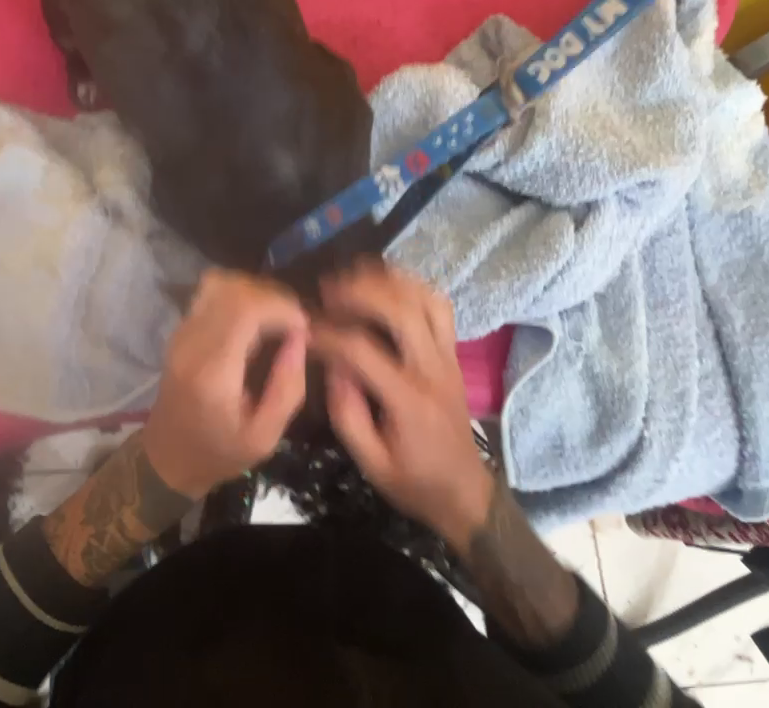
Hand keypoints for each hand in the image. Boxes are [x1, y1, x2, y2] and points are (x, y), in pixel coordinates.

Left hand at [140, 270, 309, 498]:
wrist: (168, 459)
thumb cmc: (219, 454)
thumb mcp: (265, 438)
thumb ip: (287, 388)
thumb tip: (301, 338)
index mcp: (212, 372)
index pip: (244, 309)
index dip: (280, 306)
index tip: (304, 326)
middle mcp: (192, 343)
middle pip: (232, 288)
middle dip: (272, 296)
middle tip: (295, 322)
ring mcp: (182, 333)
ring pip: (219, 284)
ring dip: (255, 292)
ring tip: (277, 318)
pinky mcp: (181, 330)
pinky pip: (211, 295)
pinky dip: (240, 296)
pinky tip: (257, 322)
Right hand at [309, 263, 496, 550]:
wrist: (465, 493)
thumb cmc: (413, 481)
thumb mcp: (370, 463)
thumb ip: (347, 413)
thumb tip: (333, 366)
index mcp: (408, 401)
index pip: (363, 350)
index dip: (328, 335)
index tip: (303, 331)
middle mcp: (433, 370)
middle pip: (401, 311)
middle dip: (360, 293)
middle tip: (327, 290)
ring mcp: (448, 358)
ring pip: (427, 300)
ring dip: (390, 281)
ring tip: (356, 276)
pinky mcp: (453, 354)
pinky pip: (439, 308)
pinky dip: (413, 287)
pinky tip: (386, 285)